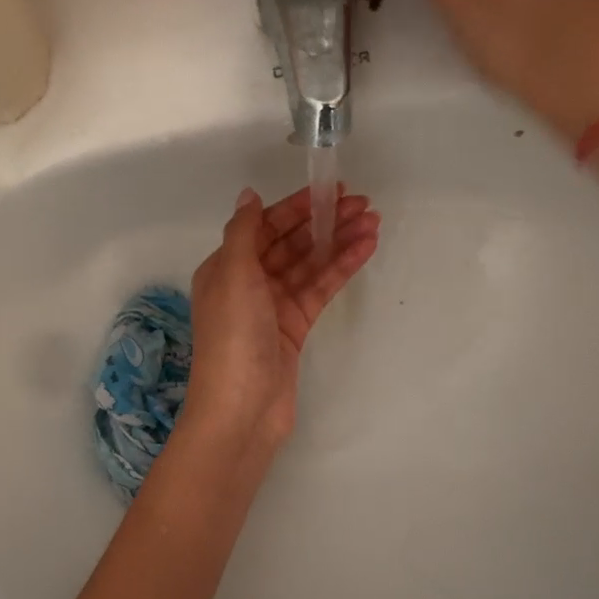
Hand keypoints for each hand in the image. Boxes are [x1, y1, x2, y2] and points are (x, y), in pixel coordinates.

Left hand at [182, 185, 380, 444]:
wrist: (242, 408)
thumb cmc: (233, 338)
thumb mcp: (232, 276)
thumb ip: (243, 232)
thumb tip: (248, 195)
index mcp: (224, 268)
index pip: (262, 228)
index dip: (295, 207)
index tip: (330, 190)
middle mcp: (246, 284)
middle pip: (289, 244)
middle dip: (322, 222)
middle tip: (362, 204)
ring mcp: (272, 308)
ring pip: (309, 266)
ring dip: (338, 243)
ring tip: (374, 222)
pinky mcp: (294, 329)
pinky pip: (319, 290)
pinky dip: (340, 269)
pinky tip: (364, 249)